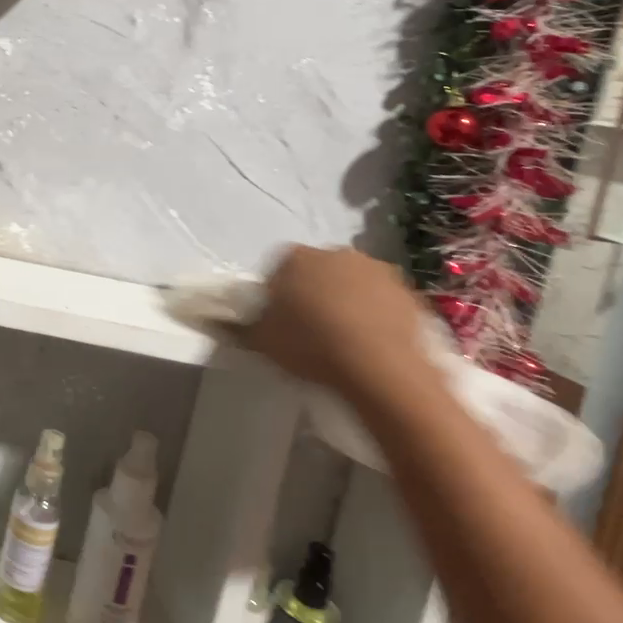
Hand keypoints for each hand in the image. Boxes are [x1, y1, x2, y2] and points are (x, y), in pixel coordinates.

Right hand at [247, 245, 428, 396]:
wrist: (382, 370)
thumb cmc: (311, 347)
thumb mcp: (260, 341)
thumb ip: (235, 325)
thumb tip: (213, 319)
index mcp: (295, 257)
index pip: (277, 269)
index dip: (277, 294)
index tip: (279, 321)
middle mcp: (335, 252)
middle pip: (317, 271)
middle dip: (313, 292)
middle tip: (309, 329)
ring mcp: (377, 269)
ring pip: (352, 283)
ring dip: (347, 302)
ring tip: (343, 339)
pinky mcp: (409, 292)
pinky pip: (382, 300)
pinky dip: (376, 315)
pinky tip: (371, 343)